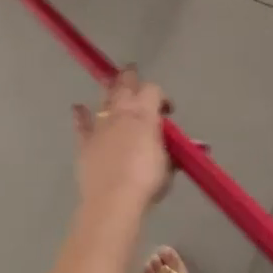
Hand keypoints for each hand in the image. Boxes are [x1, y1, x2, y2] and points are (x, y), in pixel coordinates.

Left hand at [72, 68, 171, 211]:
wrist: (114, 200)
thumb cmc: (147, 181)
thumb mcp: (169, 166)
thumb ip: (175, 151)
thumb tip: (196, 146)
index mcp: (145, 115)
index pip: (153, 90)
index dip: (161, 96)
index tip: (167, 110)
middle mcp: (121, 113)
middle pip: (125, 85)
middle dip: (130, 78)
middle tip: (132, 73)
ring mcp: (100, 126)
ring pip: (104, 99)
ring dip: (109, 90)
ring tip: (111, 82)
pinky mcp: (84, 142)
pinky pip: (81, 123)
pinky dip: (80, 114)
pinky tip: (77, 108)